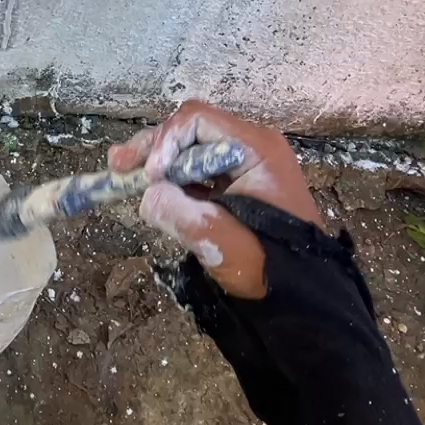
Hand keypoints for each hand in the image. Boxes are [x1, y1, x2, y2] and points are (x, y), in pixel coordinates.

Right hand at [109, 100, 321, 297]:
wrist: (306, 303)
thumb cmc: (270, 266)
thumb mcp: (220, 239)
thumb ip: (179, 212)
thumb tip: (147, 196)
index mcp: (256, 148)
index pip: (197, 120)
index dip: (166, 142)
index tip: (150, 176)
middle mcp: (251, 146)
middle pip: (191, 130)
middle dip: (153, 147)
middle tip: (118, 164)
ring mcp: (245, 165)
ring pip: (191, 148)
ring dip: (158, 161)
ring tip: (123, 172)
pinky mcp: (237, 185)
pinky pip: (198, 170)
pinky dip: (173, 177)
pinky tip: (150, 188)